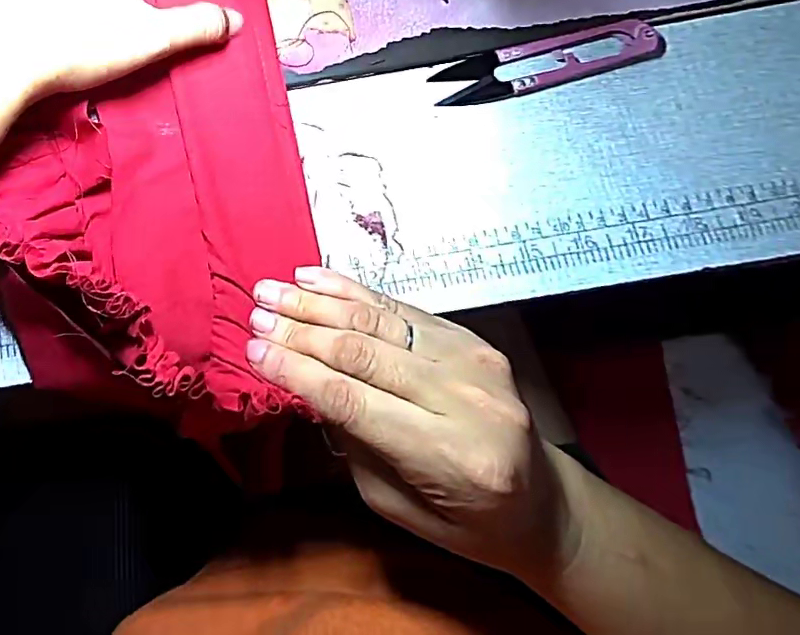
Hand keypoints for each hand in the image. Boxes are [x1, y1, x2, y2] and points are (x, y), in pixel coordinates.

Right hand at [246, 266, 576, 583]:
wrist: (546, 506)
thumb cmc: (464, 520)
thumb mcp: (393, 501)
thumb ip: (352, 437)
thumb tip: (304, 377)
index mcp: (452, 456)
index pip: (352, 400)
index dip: (296, 372)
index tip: (252, 351)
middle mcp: (467, 400)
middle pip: (360, 353)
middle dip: (299, 333)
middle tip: (255, 317)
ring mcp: (472, 361)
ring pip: (375, 322)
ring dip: (315, 304)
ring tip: (270, 292)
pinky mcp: (470, 337)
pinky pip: (396, 307)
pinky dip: (348, 291)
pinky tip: (310, 279)